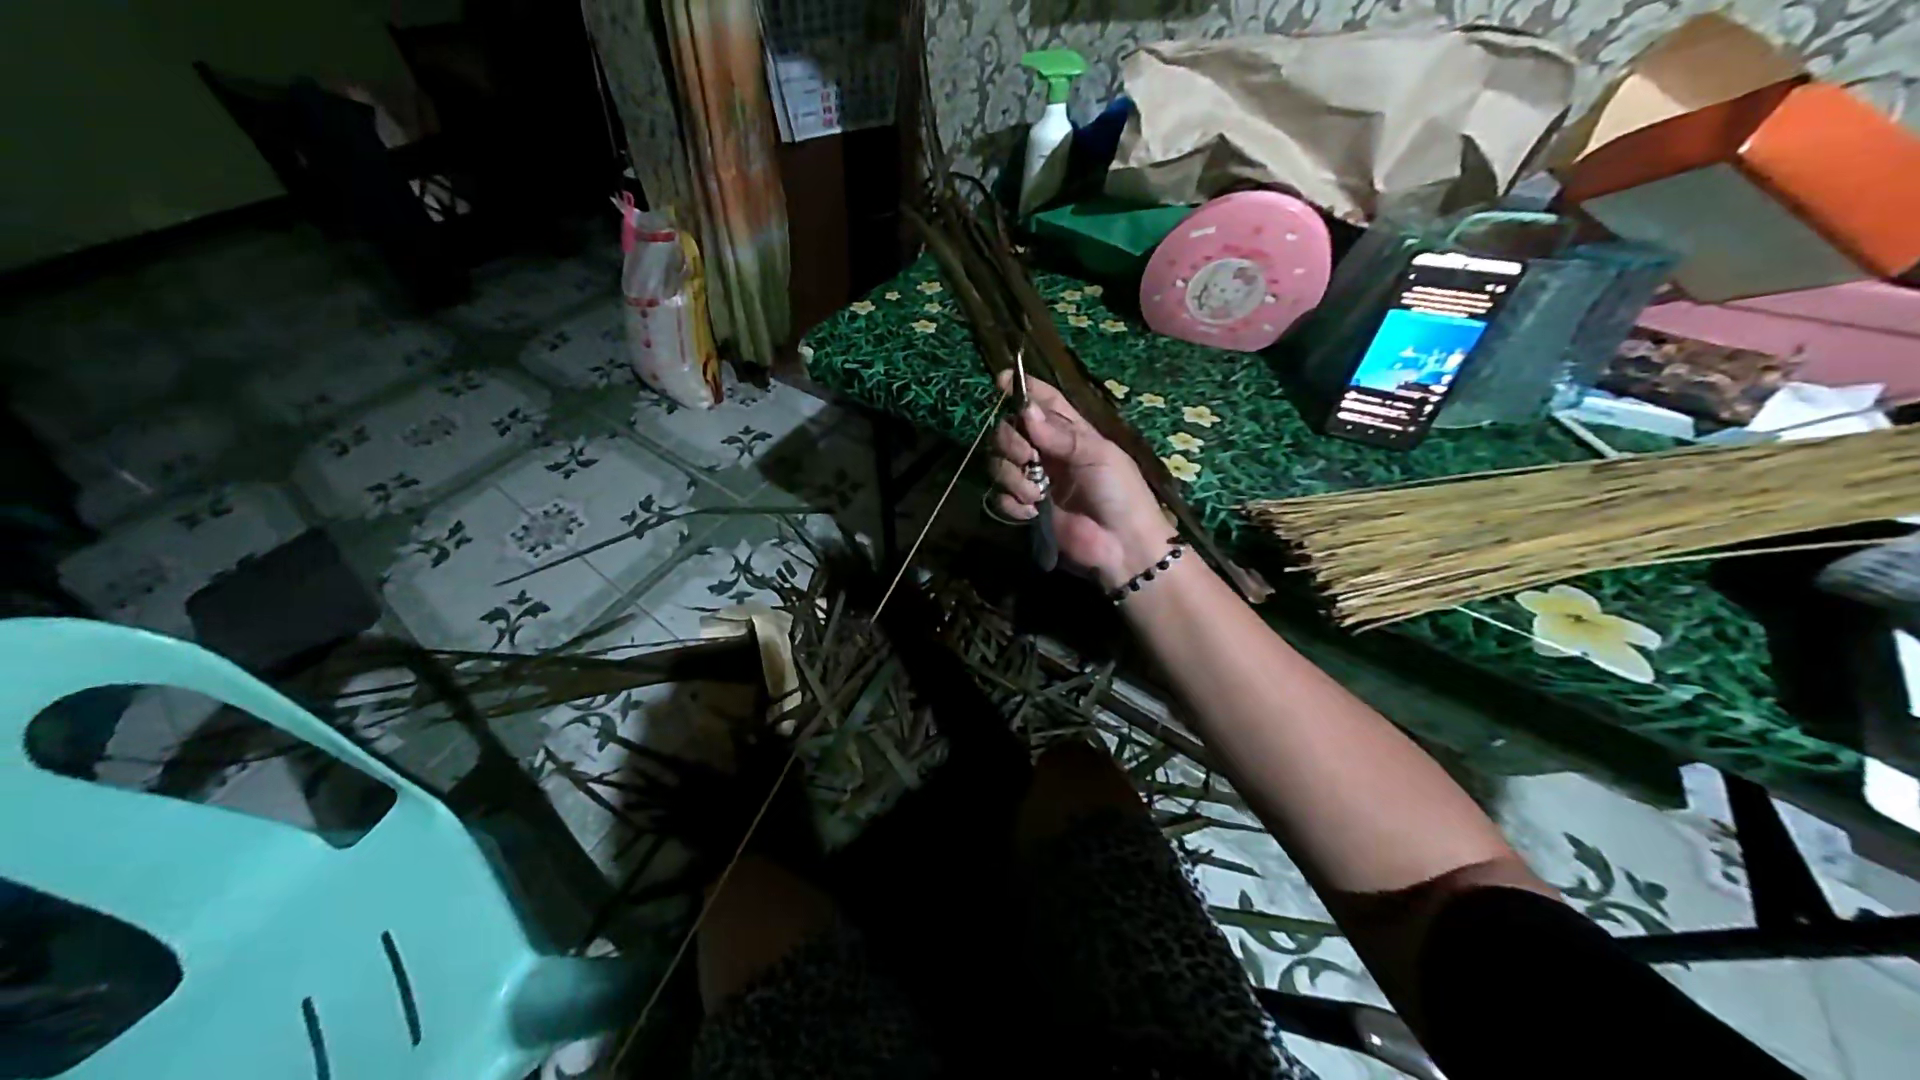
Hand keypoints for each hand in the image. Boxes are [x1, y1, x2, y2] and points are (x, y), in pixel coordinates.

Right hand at [989, 369, 1175, 589]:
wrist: (1122, 546)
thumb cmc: (1120, 493)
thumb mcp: (1098, 455)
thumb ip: (1060, 434)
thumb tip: (1025, 412)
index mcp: (1069, 432)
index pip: (1042, 400)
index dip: (1022, 389)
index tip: (1002, 381)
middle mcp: (1047, 452)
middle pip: (1008, 430)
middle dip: (1010, 440)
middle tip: (1028, 457)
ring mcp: (1034, 481)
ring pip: (999, 463)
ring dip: (1012, 477)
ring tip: (1036, 495)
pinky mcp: (1025, 510)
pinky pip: (1000, 497)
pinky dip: (1012, 503)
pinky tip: (1032, 512)